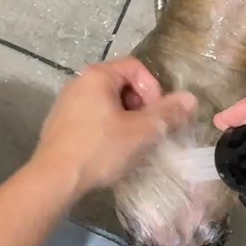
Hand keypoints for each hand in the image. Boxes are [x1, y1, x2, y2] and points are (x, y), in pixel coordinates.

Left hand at [28, 58, 196, 198]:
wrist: (54, 178)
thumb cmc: (99, 150)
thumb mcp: (141, 132)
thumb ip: (168, 113)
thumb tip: (191, 98)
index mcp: (97, 76)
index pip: (136, 67)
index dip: (154, 88)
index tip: (157, 115)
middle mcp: (79, 82)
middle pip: (121, 83)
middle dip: (140, 105)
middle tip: (145, 131)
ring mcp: (66, 102)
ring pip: (107, 102)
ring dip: (125, 118)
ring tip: (130, 143)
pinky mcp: (60, 122)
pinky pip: (91, 115)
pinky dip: (106, 127)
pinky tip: (108, 150)